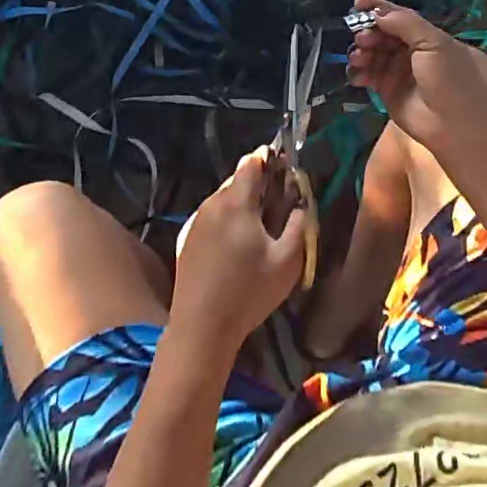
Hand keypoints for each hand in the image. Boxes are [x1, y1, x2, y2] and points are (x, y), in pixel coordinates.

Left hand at [171, 149, 308, 353]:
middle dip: (257, 187)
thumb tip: (300, 205)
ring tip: (258, 230)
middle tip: (276, 207)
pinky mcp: (186, 238)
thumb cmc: (248, 291)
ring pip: (223, 200)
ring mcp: (195, 221)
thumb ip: (298, 225)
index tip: (284, 170)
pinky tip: (235, 248)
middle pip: (236, 181)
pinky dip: (225, 222)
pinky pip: (211, 218)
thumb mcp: (287, 262)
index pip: (251, 163)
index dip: (269, 160)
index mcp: (236, 202)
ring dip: (241, 206)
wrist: (201, 325)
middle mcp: (212, 203)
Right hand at [345, 0, 486, 164]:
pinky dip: (359, 73)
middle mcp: (416, 53)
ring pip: (375, 54)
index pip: (401, 18)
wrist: (460, 129)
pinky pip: (369, 76)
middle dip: (369, 32)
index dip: (380, 9)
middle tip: (361, 38)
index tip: (358, 3)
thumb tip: (377, 13)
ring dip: (362, 52)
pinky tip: (356, 75)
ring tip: (358, 57)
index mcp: (431, 38)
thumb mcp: (436, 43)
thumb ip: (405, 23)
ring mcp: (402, 73)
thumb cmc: (454, 80)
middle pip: (384, 35)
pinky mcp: (390, 92)